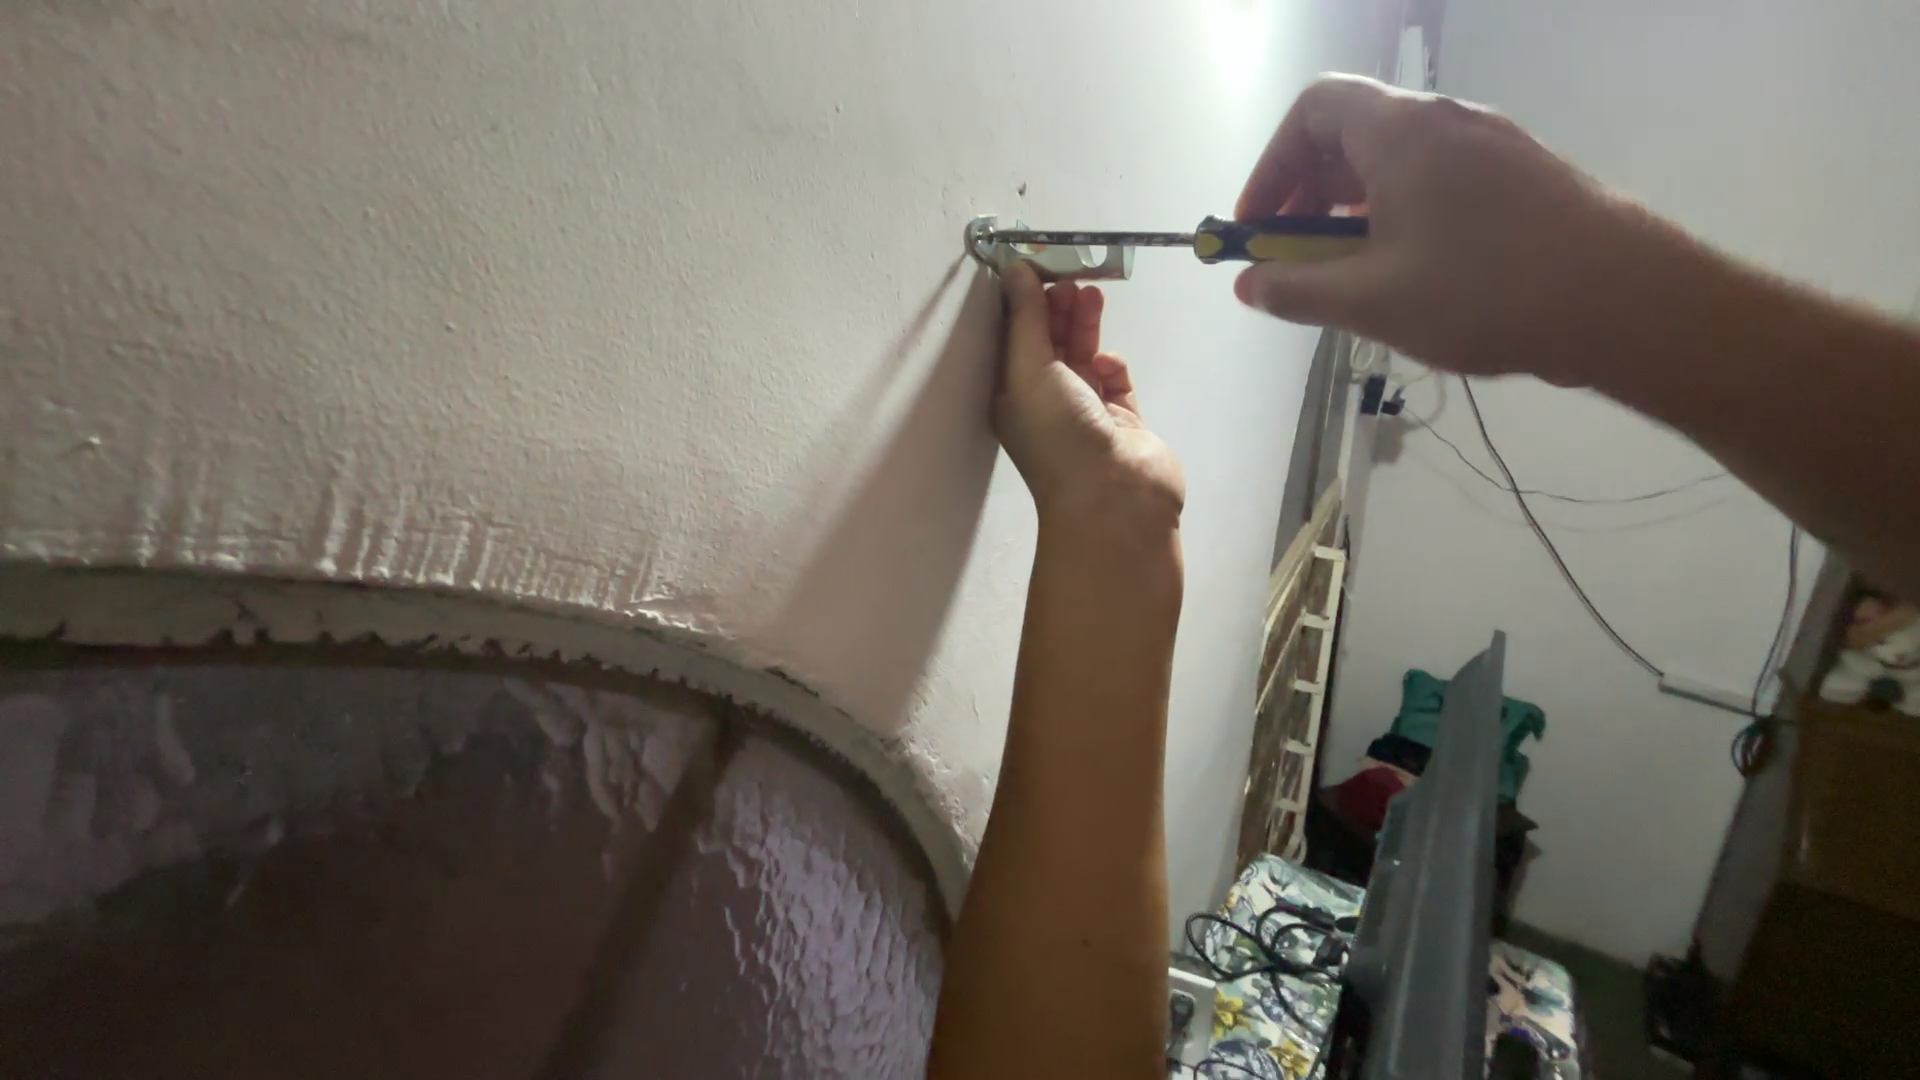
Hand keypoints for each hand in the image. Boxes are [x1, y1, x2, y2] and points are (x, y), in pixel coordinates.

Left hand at [993, 263, 1185, 527]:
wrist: (1113, 497)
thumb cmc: (1059, 432)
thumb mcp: (1029, 369)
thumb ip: (1026, 318)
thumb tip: (1014, 270)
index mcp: (1012, 398)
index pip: (1013, 342)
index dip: (1023, 306)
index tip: (1036, 268)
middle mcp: (1046, 405)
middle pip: (1049, 345)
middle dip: (1056, 309)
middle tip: (1069, 276)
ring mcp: (1086, 413)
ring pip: (1082, 357)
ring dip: (1084, 325)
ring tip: (1091, 292)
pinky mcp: (1121, 421)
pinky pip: (1114, 381)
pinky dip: (1111, 365)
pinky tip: (1107, 361)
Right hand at [1235, 74, 1673, 383]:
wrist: (1626, 302)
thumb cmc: (1481, 292)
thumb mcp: (1367, 300)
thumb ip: (1294, 289)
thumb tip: (1248, 283)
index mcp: (1402, 133)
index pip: (1312, 110)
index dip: (1270, 166)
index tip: (1256, 227)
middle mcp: (1444, 122)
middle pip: (1347, 134)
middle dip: (1300, 195)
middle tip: (1287, 257)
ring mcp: (1485, 147)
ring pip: (1388, 162)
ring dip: (1342, 212)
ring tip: (1335, 273)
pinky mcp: (1512, 177)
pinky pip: (1426, 181)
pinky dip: (1386, 217)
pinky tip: (1391, 272)